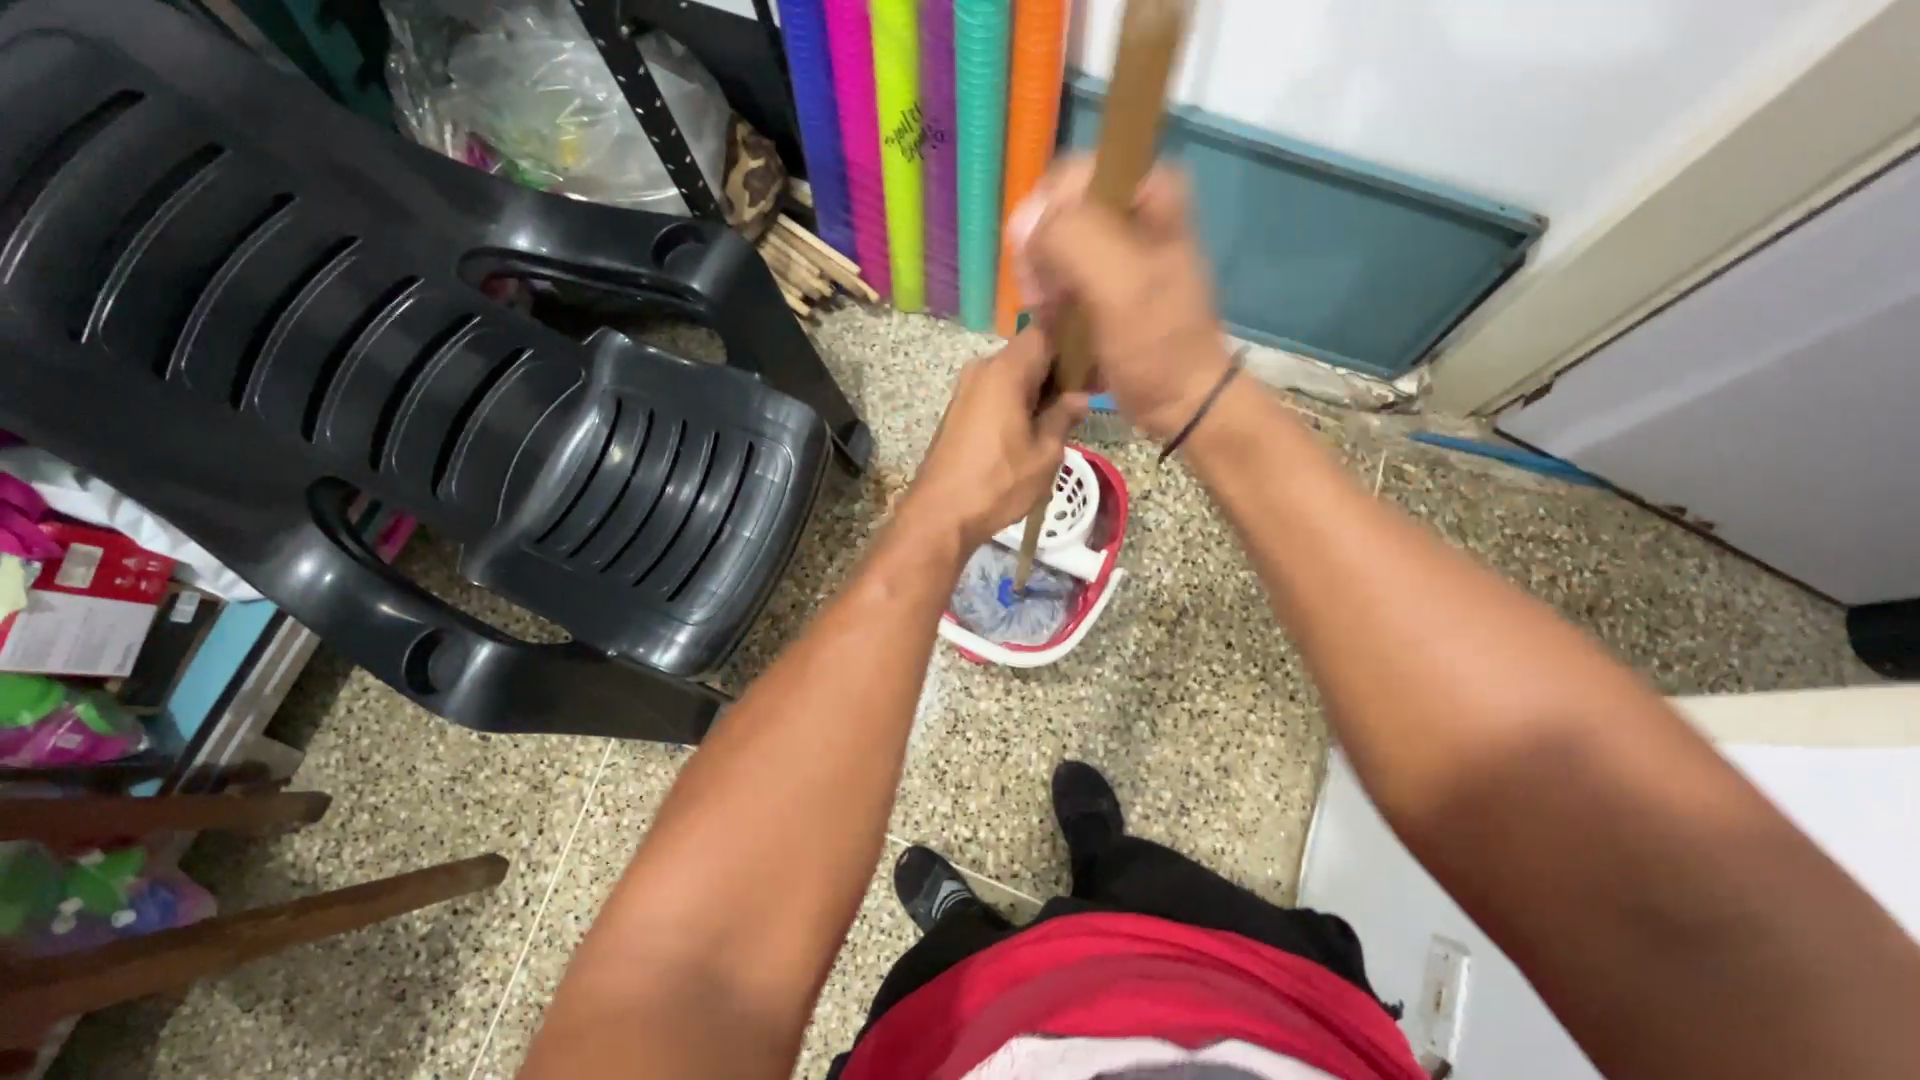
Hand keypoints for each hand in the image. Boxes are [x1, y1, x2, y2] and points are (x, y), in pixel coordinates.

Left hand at [900, 330, 1089, 551]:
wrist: (940, 514)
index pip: (1047, 331)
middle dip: (1059, 370)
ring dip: (1039, 389)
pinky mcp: (959, 411)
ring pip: (1013, 374)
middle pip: (1029, 352)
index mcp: (1006, 370)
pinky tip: (1034, 428)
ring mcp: (967, 389)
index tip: (1095, 369)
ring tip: (1063, 418)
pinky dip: (1018, 402)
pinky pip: (997, 392)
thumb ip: (1064, 416)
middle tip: (1087, 397)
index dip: (1074, 344)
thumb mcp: (1045, 453)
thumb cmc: (998, 483)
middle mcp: (982, 369)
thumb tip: (1079, 398)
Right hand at [1011, 158, 1234, 440]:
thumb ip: (1072, 237)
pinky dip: (1050, 299)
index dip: (1046, 211)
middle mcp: (1134, 211)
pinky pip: (1060, 276)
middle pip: (1059, 210)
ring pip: (1054, 245)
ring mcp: (1118, 250)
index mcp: (1150, 191)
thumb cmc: (1158, 345)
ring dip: (1042, 281)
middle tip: (1040, 295)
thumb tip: (1026, 222)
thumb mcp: (1120, 284)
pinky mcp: (1106, 284)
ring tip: (1047, 316)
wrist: (1182, 403)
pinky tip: (1053, 324)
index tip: (1037, 256)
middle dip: (1040, 252)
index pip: (1074, 172)